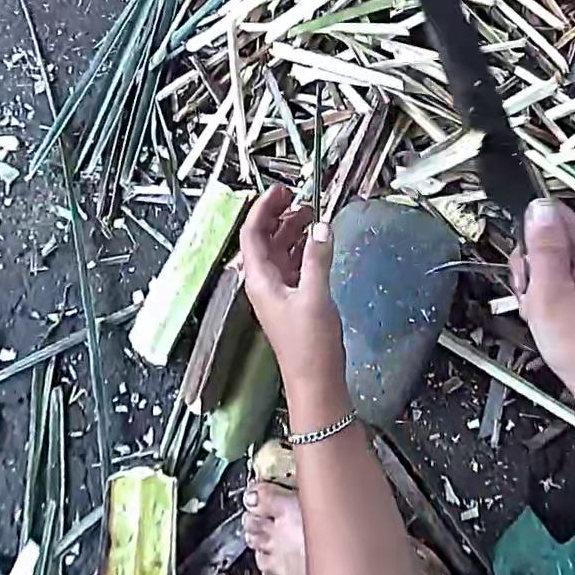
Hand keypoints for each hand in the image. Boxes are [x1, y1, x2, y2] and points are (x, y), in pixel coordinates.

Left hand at [239, 185, 343, 396]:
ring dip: (294, 230)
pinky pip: (295, 264)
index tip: (280, 191)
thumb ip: (318, 258)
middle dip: (280, 216)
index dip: (263, 209)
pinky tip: (319, 241)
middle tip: (299, 198)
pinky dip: (305, 248)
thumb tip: (321, 227)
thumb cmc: (309, 346)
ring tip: (313, 214)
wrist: (316, 383)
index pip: (253, 234)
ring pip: (281, 250)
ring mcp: (280, 291)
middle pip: (266, 239)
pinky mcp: (295, 299)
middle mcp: (265, 283)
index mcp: (260, 280)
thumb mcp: (315, 296)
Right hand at [510, 198, 574, 406]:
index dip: (529, 239)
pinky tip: (549, 320)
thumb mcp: (550, 289)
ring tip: (542, 312)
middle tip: (535, 295)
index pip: (552, 215)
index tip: (528, 266)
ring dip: (536, 287)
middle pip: (548, 240)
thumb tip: (538, 204)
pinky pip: (558, 284)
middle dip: (531, 267)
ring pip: (549, 264)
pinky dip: (547, 300)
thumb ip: (542, 244)